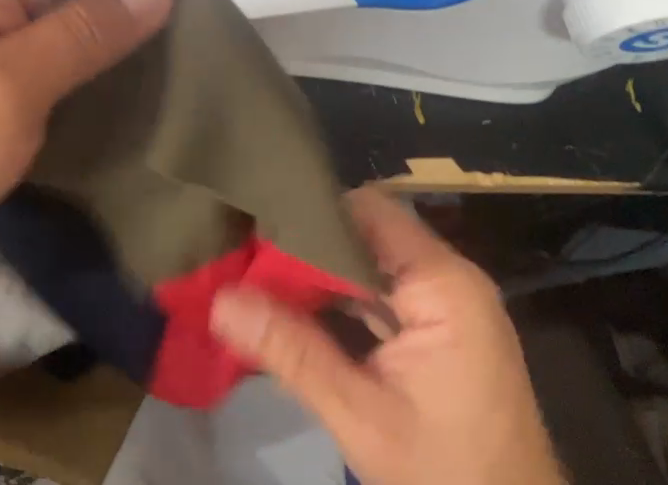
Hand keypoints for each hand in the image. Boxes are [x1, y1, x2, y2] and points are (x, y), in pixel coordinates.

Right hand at [211, 189, 563, 484]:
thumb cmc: (446, 474)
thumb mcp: (359, 414)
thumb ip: (290, 350)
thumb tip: (219, 300)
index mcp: (441, 284)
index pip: (364, 210)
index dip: (305, 211)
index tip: (248, 220)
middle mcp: (448, 280)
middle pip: (362, 236)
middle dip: (300, 247)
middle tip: (237, 254)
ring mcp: (445, 307)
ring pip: (366, 266)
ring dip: (315, 277)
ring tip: (249, 276)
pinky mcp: (437, 333)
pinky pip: (377, 297)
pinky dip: (336, 303)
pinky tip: (289, 314)